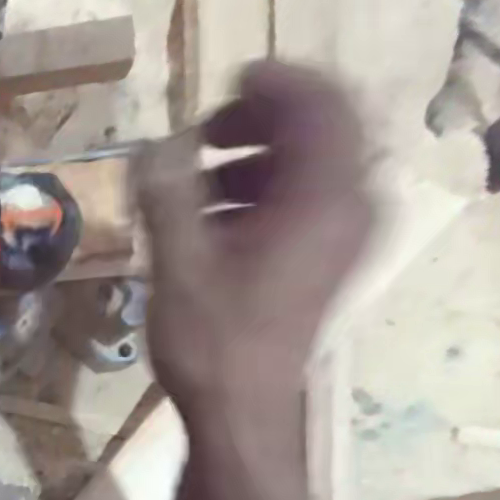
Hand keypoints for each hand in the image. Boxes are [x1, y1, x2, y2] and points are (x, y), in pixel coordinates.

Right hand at [134, 62, 372, 417]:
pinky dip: (262, 197)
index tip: (224, 87)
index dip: (274, 83)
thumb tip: (151, 146)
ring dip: (255, 162)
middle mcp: (348, 213)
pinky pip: (303, 207)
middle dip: (260, 122)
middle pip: (320, 132)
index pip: (322, 105)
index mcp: (323, 201)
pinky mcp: (323, 267)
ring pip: (309, 171)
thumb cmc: (214, 344)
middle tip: (204, 136)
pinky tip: (214, 224)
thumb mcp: (179, 265)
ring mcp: (340, 243)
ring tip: (198, 184)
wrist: (243, 416)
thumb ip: (166, 194)